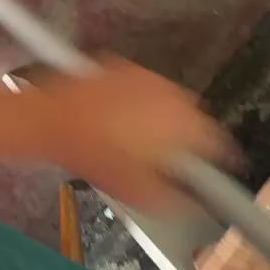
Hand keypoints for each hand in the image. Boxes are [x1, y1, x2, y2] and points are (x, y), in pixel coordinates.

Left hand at [30, 57, 237, 210]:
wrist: (48, 119)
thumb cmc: (95, 155)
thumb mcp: (141, 193)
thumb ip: (178, 201)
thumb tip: (191, 204)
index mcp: (187, 122)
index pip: (221, 146)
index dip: (215, 166)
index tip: (208, 178)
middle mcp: (171, 93)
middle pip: (195, 120)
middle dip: (187, 138)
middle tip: (168, 159)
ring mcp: (143, 75)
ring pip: (167, 101)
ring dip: (162, 117)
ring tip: (138, 139)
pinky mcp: (117, 65)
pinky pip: (140, 87)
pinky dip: (137, 100)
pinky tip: (117, 117)